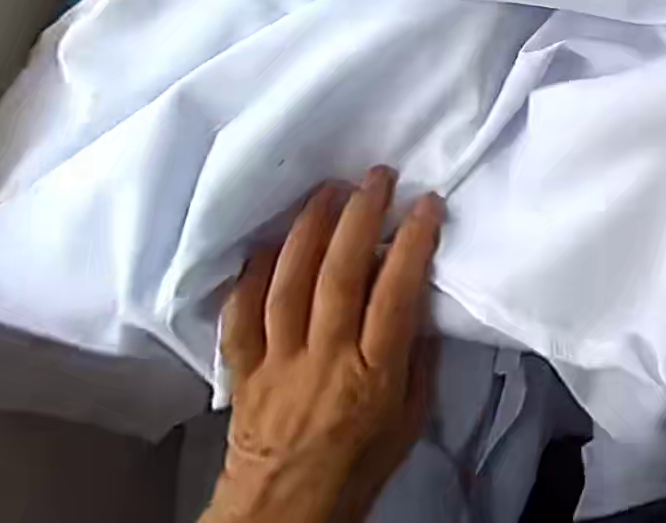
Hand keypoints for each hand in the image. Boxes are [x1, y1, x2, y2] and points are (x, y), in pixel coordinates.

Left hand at [201, 167, 443, 522]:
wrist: (285, 513)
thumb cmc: (359, 463)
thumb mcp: (410, 417)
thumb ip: (419, 355)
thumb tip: (422, 294)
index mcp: (372, 375)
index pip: (396, 294)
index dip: (412, 242)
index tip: (425, 202)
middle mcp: (325, 359)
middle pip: (340, 275)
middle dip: (360, 216)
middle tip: (376, 176)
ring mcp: (278, 361)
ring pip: (289, 281)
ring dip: (310, 227)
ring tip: (329, 189)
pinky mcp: (243, 367)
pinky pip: (241, 310)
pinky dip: (253, 270)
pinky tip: (271, 238)